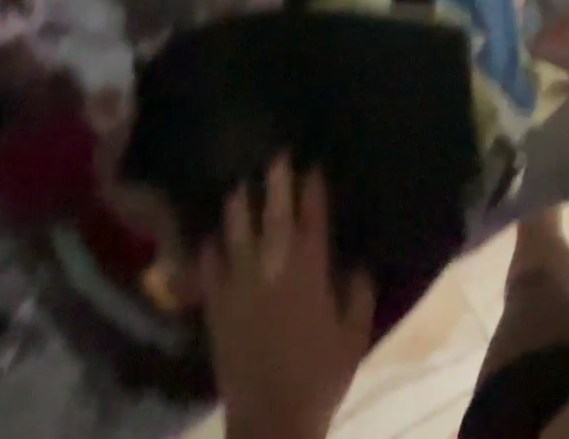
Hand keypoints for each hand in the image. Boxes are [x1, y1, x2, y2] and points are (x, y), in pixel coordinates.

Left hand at [199, 161, 375, 438]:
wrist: (271, 418)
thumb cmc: (322, 373)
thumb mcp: (355, 332)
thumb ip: (359, 292)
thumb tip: (359, 262)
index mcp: (310, 273)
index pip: (312, 219)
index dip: (313, 190)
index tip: (314, 165)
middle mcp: (273, 271)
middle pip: (273, 217)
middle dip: (276, 184)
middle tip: (276, 155)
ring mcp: (240, 288)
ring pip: (236, 236)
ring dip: (238, 208)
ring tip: (238, 184)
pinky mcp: (217, 310)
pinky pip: (209, 271)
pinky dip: (209, 250)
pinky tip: (210, 237)